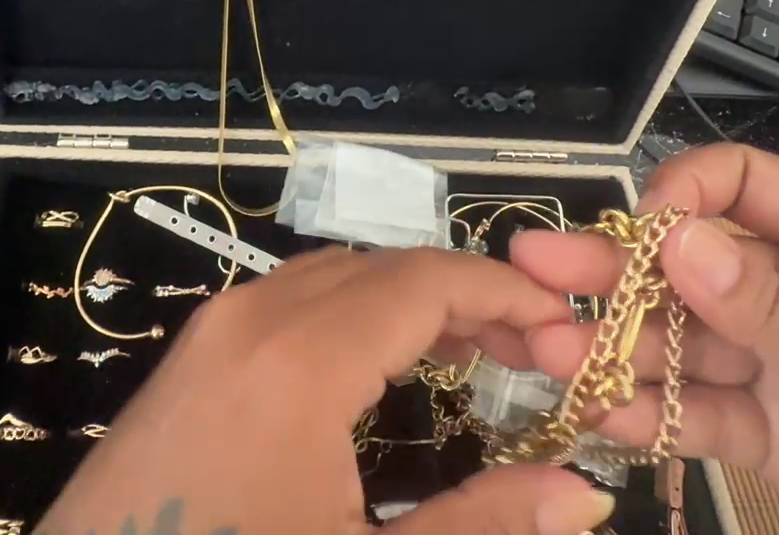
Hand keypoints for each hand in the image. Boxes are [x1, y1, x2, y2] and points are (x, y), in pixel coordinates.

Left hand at [37, 248, 613, 534]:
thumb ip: (482, 524)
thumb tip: (584, 492)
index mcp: (298, 357)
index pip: (421, 281)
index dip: (501, 290)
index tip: (562, 322)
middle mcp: (253, 313)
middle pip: (379, 268)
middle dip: (461, 294)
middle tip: (531, 350)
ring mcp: (214, 324)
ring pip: (333, 276)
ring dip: (405, 298)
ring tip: (472, 351)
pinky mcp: (194, 348)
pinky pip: (290, 298)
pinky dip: (352, 309)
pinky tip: (380, 359)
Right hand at [511, 143, 778, 534]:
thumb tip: (675, 237)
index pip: (751, 188)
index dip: (688, 195)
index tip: (638, 230)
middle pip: (695, 265)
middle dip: (616, 268)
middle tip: (535, 267)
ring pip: (681, 339)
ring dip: (614, 343)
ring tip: (546, 350)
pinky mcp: (773, 438)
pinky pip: (696, 412)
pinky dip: (646, 412)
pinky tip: (597, 410)